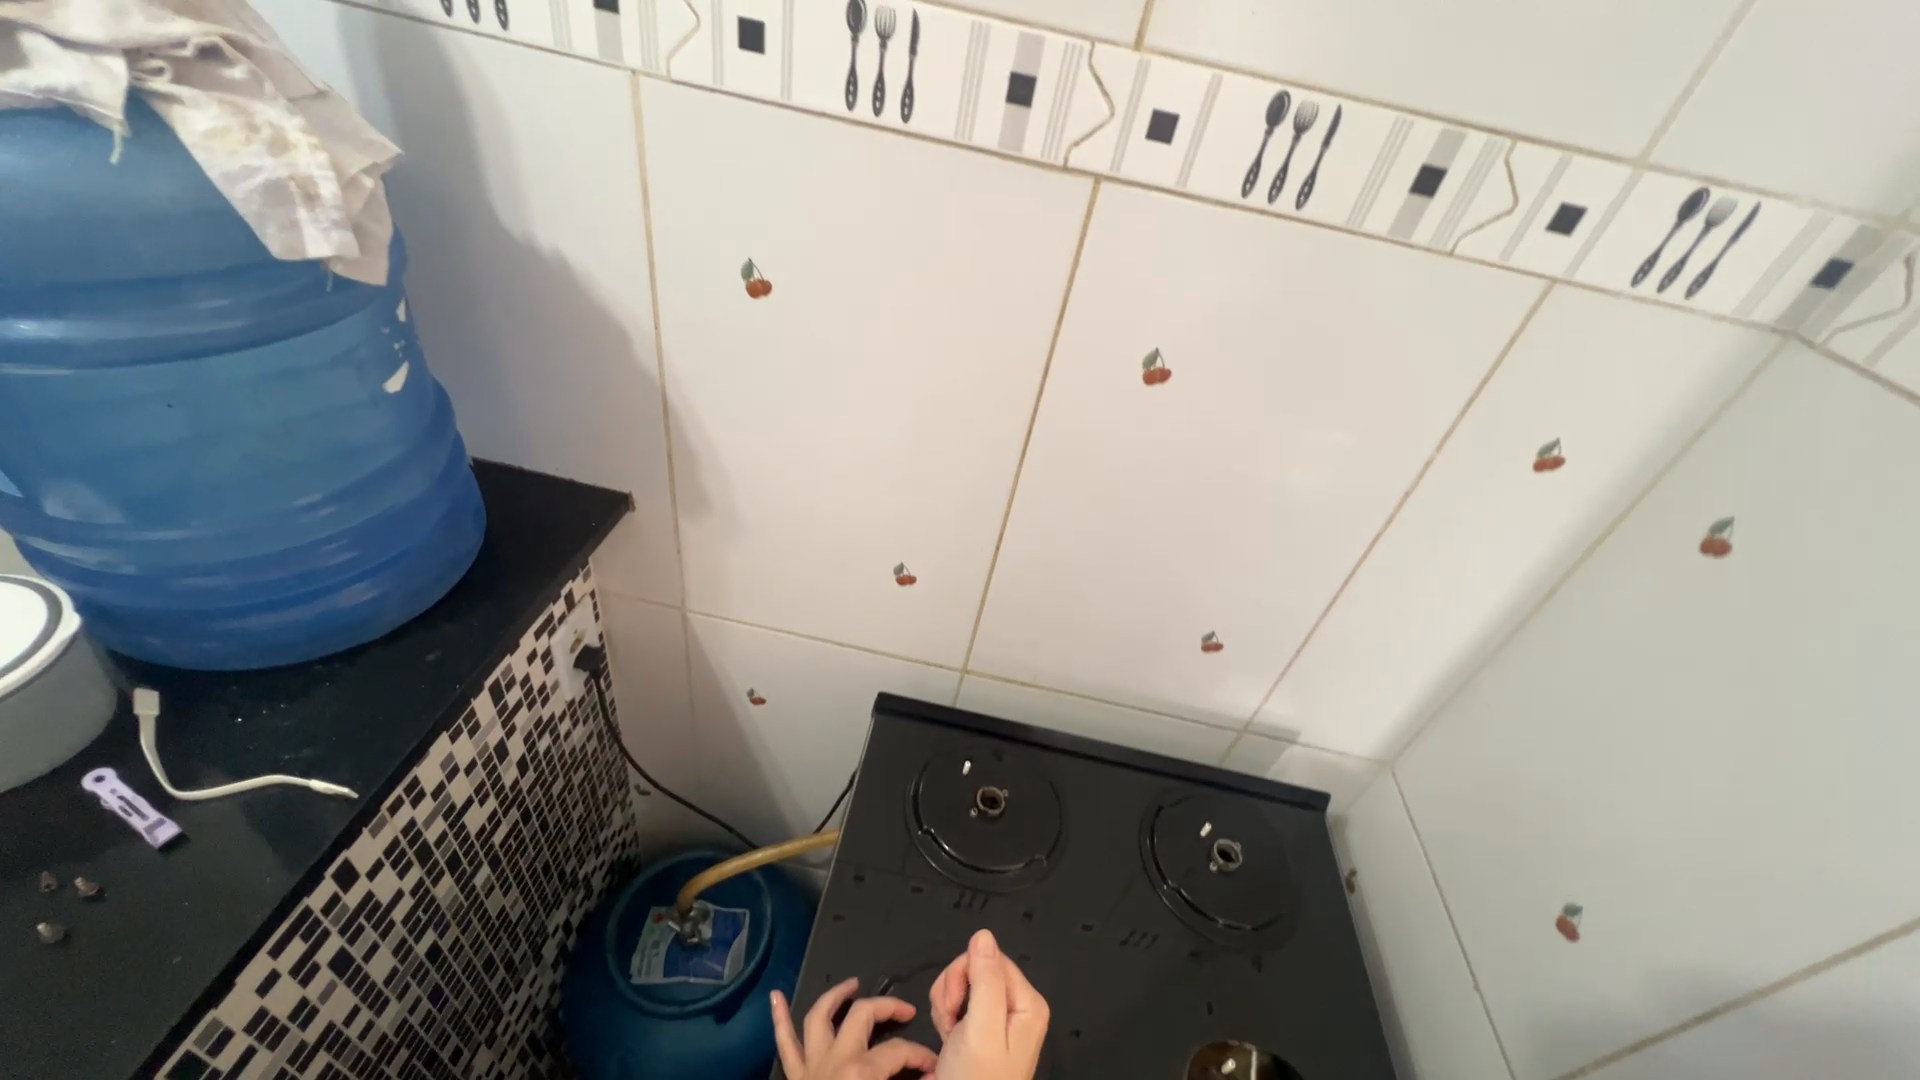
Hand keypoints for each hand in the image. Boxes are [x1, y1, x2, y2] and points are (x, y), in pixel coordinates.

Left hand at [772, 978, 939, 1079]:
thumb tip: (933, 1076)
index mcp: (862, 1072)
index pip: (899, 1052)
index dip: (921, 1055)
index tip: (934, 1065)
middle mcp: (835, 1058)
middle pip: (863, 1015)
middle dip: (887, 1007)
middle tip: (905, 1010)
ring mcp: (810, 1065)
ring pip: (819, 1016)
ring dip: (835, 996)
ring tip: (852, 984)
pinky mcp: (794, 1077)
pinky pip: (784, 1043)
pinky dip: (779, 1018)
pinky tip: (775, 996)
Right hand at [927, 930, 1048, 1079]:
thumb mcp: (981, 1029)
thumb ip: (985, 979)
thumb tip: (983, 934)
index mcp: (1027, 1002)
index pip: (991, 957)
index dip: (967, 974)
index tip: (958, 1007)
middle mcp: (1016, 1006)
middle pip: (975, 968)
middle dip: (955, 991)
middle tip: (953, 1023)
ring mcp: (997, 1018)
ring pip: (962, 983)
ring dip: (947, 1005)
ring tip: (950, 1034)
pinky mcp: (979, 1028)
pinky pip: (956, 1001)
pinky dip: (945, 1016)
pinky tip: (948, 1038)